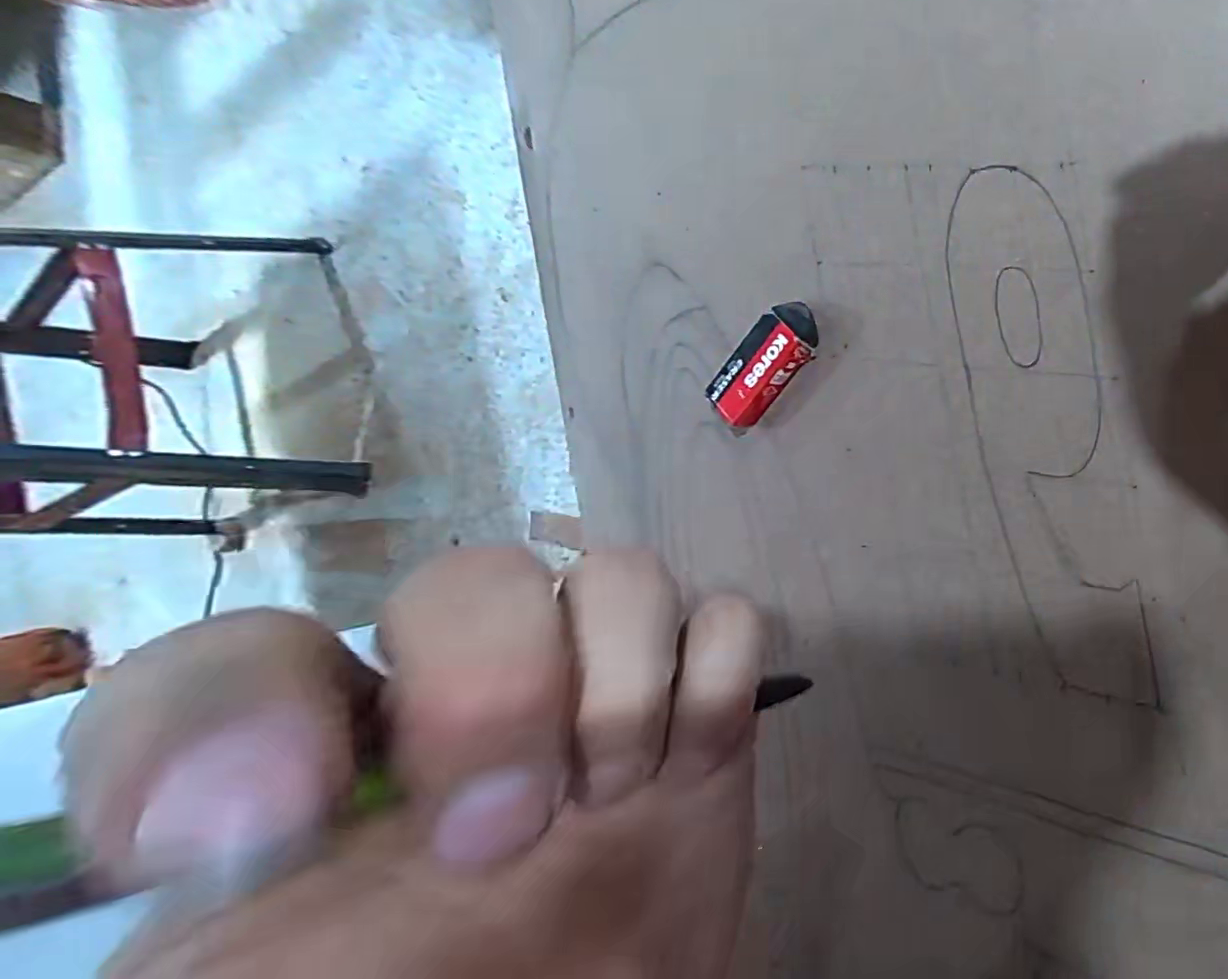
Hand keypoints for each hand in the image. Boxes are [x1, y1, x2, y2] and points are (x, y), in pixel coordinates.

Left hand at [60, 548, 765, 978]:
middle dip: (497, 688)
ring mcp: (607, 678)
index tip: (270, 834)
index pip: (252, 655)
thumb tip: (243, 830)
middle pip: (480, 577)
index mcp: (340, 747)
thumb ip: (209, 939)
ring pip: (625, 573)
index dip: (239, 719)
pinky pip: (731, 621)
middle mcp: (476, 683)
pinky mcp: (705, 700)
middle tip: (498, 834)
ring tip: (610, 790)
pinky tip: (688, 759)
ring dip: (622, 680)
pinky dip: (715, 677)